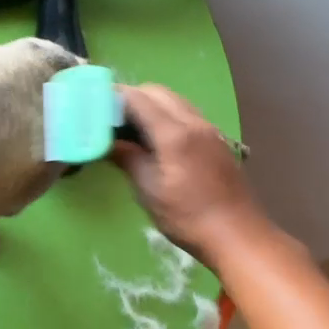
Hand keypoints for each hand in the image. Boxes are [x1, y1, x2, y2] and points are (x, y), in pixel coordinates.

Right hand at [111, 84, 271, 267]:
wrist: (237, 235)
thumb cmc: (187, 216)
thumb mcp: (148, 190)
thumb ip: (127, 158)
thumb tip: (106, 142)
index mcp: (175, 134)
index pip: (139, 100)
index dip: (114, 97)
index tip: (91, 104)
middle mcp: (195, 123)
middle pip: (158, 93)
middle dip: (130, 98)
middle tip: (105, 118)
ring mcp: (209, 131)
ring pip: (173, 101)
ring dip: (147, 106)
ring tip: (124, 129)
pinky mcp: (214, 141)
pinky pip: (184, 115)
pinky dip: (163, 116)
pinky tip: (150, 140)